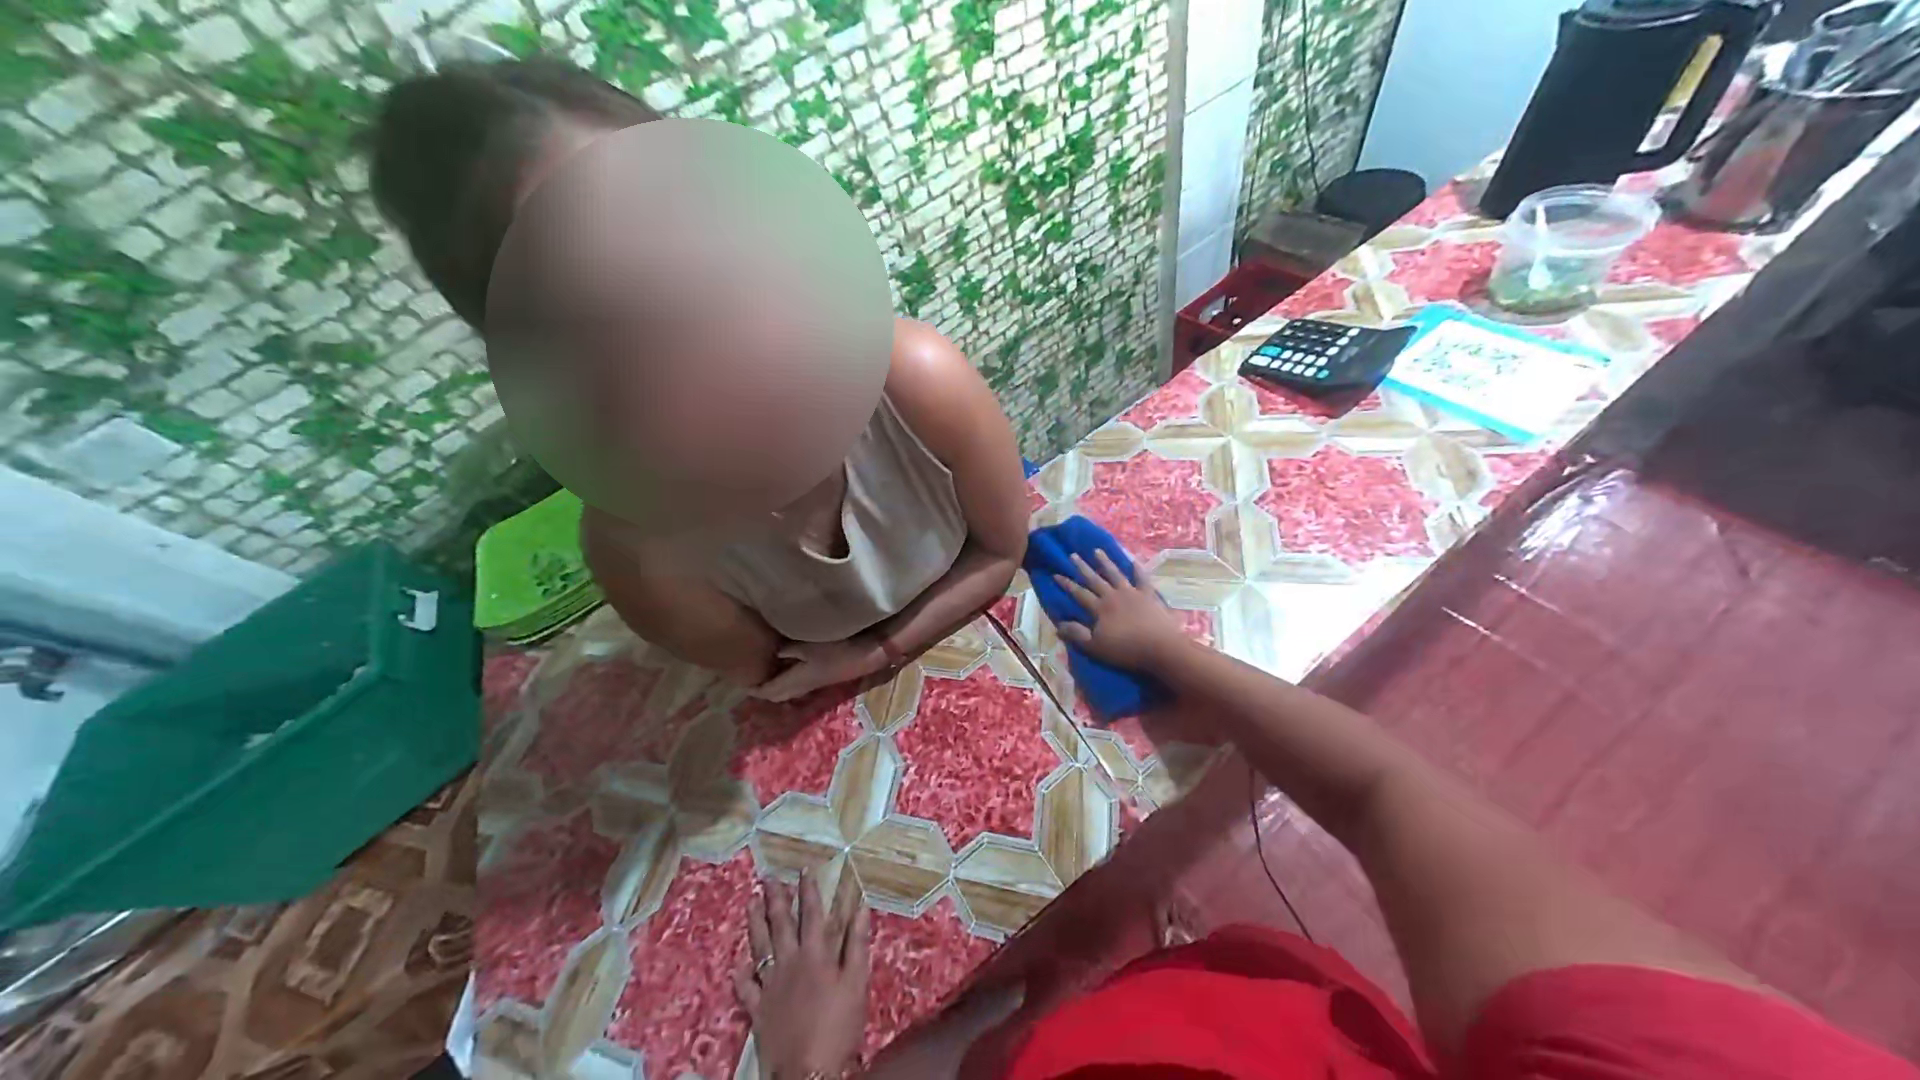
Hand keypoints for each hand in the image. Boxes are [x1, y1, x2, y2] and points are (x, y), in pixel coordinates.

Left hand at [735, 867, 870, 1078]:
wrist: (806, 1072)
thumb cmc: (838, 1026)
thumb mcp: (857, 983)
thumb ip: (857, 944)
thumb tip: (861, 907)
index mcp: (815, 954)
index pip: (811, 913)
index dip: (807, 890)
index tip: (803, 868)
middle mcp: (789, 962)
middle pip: (780, 924)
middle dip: (775, 898)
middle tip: (768, 877)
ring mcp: (770, 985)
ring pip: (760, 946)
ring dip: (755, 922)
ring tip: (751, 902)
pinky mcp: (758, 1009)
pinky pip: (746, 987)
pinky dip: (742, 973)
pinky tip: (739, 962)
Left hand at [751, 638, 887, 701]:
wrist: (865, 656)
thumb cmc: (836, 649)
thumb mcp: (809, 646)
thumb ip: (790, 651)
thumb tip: (774, 654)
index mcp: (797, 680)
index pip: (770, 690)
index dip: (755, 688)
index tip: (742, 682)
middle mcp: (803, 687)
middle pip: (778, 695)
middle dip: (764, 690)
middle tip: (751, 680)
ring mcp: (814, 685)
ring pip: (787, 692)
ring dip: (775, 687)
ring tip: (766, 676)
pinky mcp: (822, 679)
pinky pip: (796, 686)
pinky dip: (786, 681)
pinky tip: (785, 670)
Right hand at [1054, 551, 1188, 671]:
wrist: (1161, 647)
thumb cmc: (1126, 650)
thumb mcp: (1095, 647)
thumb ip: (1076, 634)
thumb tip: (1058, 625)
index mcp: (1100, 608)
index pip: (1079, 593)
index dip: (1066, 584)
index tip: (1056, 574)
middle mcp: (1113, 596)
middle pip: (1095, 579)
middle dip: (1082, 567)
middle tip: (1073, 555)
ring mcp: (1132, 593)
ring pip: (1115, 574)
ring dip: (1105, 562)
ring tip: (1097, 551)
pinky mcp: (1149, 595)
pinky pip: (1142, 578)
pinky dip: (1137, 569)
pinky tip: (1133, 561)